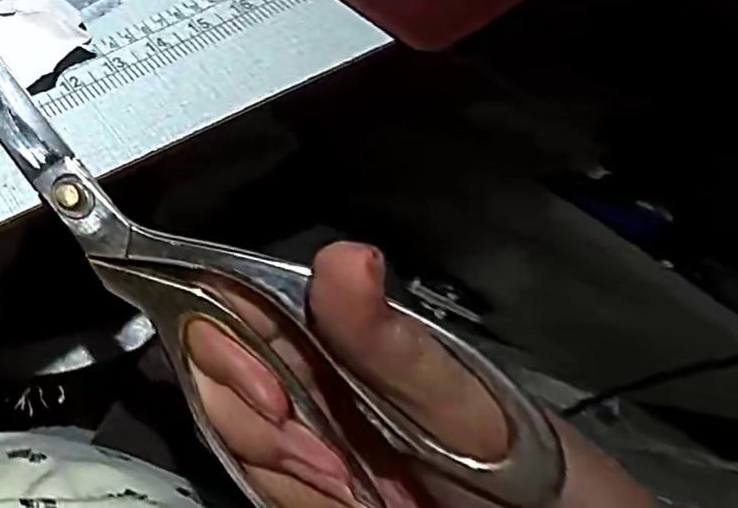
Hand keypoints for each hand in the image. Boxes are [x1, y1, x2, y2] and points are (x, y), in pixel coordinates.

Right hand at [185, 242, 654, 507]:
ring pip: (220, 418)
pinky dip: (284, 494)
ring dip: (271, 462)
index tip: (268, 391)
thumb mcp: (463, 402)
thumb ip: (390, 337)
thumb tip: (347, 255)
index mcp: (319, 320)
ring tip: (345, 486)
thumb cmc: (532, 472)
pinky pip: (248, 473)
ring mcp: (291, 418)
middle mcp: (292, 359)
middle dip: (244, 411)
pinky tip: (338, 500)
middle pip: (206, 358)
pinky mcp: (291, 475)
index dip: (221, 335)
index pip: (223, 296)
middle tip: (319, 452)